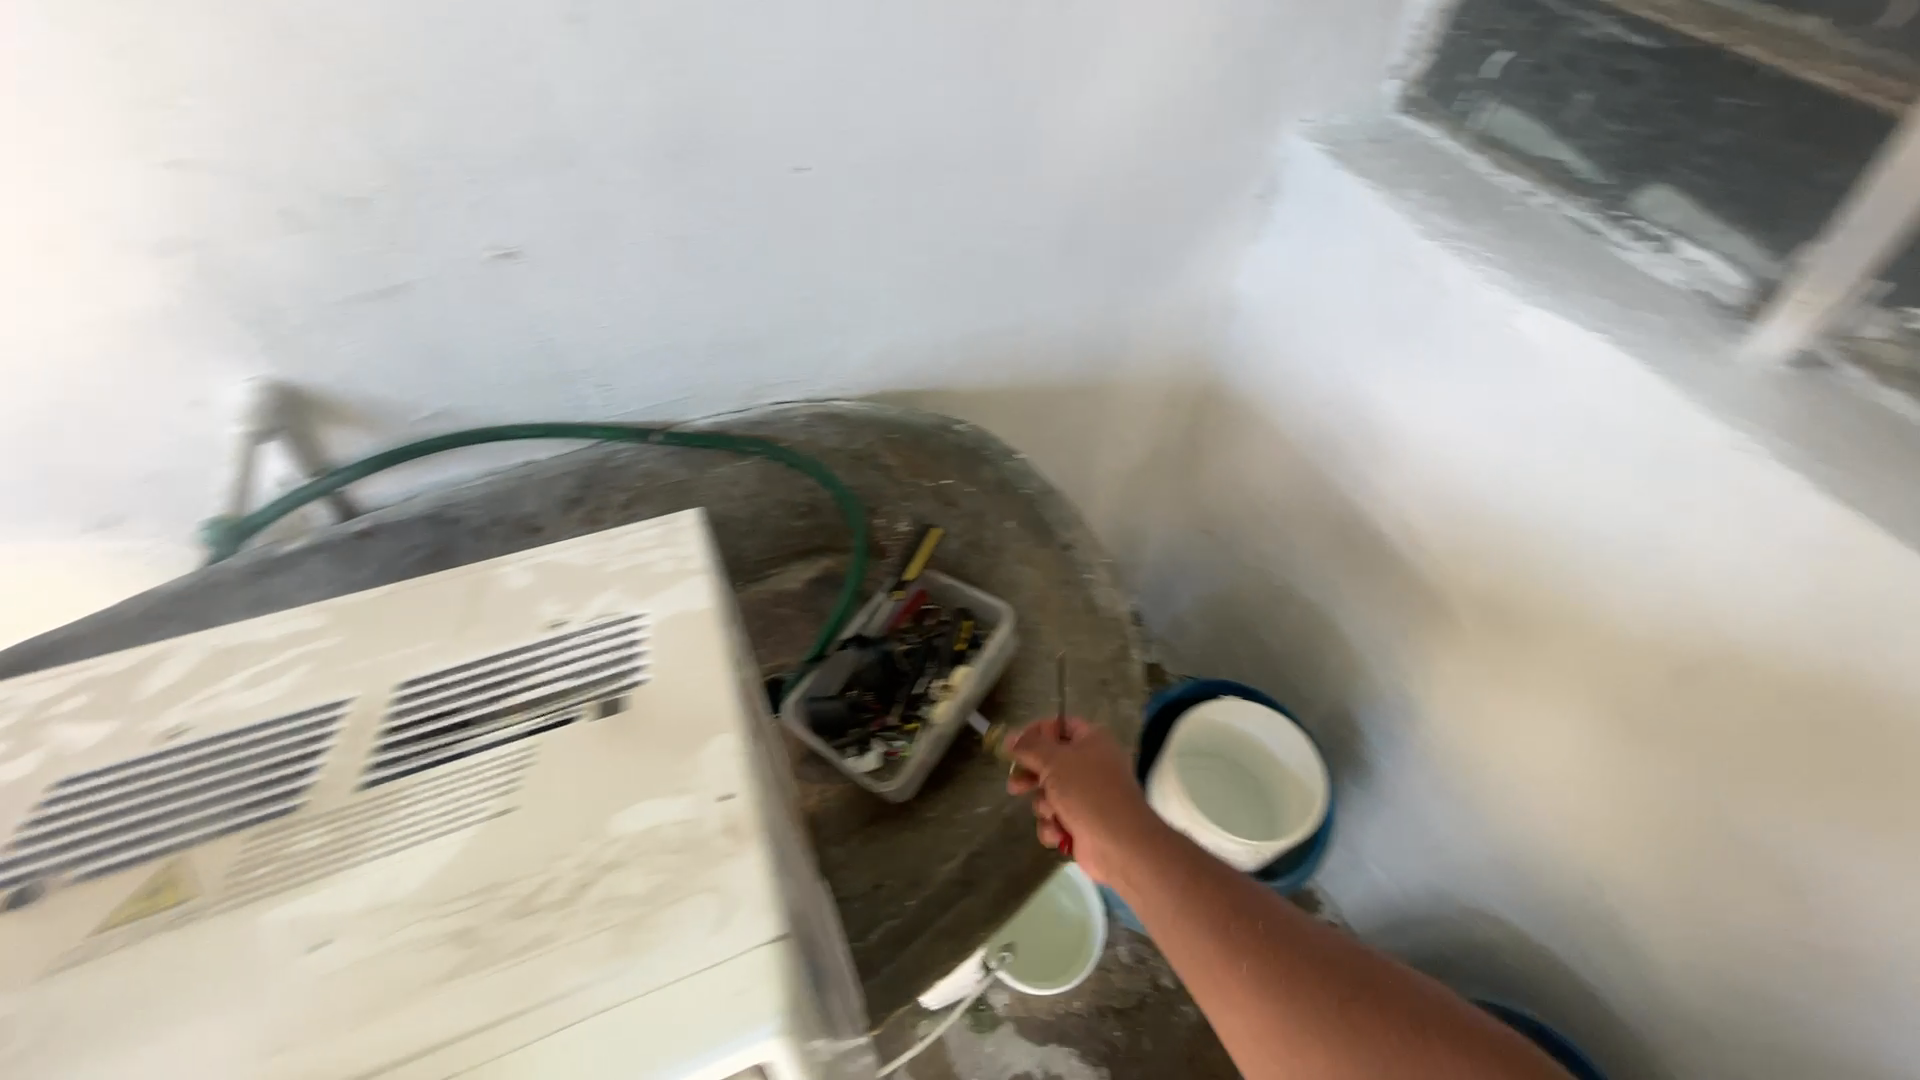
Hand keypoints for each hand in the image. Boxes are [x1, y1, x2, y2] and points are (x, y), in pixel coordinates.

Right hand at [1006, 716, 1166, 886]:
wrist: (1119, 843)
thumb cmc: (1088, 792)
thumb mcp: (1054, 761)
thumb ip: (1029, 747)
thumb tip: (1010, 737)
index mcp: (1092, 740)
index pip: (1059, 725)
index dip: (1035, 733)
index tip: (1013, 746)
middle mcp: (1091, 764)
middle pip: (1049, 762)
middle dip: (1031, 777)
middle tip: (1015, 785)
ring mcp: (1087, 795)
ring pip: (1049, 793)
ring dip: (1044, 805)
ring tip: (1053, 812)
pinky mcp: (1082, 822)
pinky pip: (1055, 818)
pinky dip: (1053, 826)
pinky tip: (1059, 833)